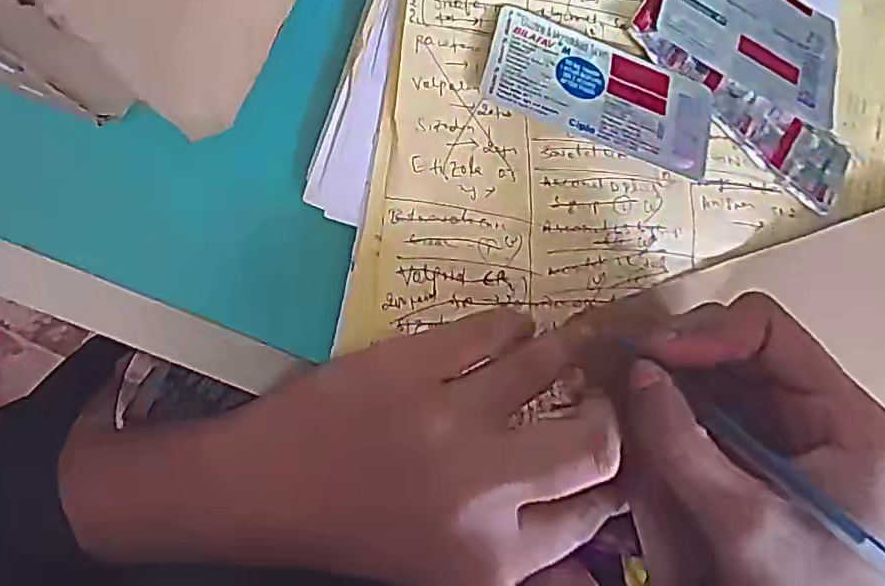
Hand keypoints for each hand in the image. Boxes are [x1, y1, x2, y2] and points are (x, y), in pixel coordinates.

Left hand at [61, 310, 623, 585]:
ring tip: (563, 343)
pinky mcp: (414, 362)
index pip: (592, 514)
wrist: (271, 486)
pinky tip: (511, 324)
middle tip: (594, 392)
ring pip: (543, 364)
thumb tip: (586, 540)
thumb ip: (522, 560)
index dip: (613, 475)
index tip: (610, 445)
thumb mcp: (445, 571)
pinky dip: (509, 322)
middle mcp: (485, 488)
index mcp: (494, 558)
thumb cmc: (361, 531)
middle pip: (591, 441)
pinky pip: (488, 330)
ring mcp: (449, 417)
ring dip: (562, 348)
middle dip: (605, 412)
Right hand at [620, 293, 884, 585]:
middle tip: (636, 368)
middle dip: (683, 354)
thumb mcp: (748, 526)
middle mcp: (824, 416)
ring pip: (722, 375)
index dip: (707, 331)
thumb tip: (638, 372)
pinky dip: (678, 407)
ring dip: (675, 379)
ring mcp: (794, 436)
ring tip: (636, 394)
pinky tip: (651, 420)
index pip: (768, 328)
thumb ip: (684, 445)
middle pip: (739, 345)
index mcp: (850, 421)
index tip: (657, 352)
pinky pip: (715, 409)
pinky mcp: (767, 457)